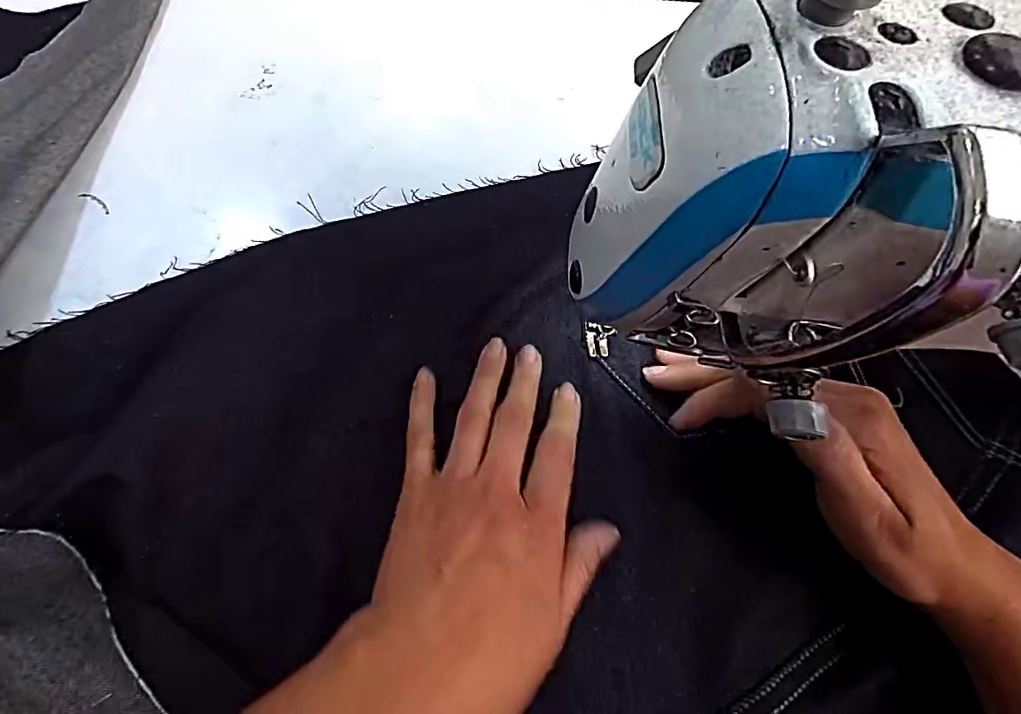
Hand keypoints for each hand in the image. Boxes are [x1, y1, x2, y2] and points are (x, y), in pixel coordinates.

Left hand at [250, 339, 618, 713]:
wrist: (414, 670)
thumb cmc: (489, 655)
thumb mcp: (552, 620)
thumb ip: (579, 565)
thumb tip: (606, 532)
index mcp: (536, 524)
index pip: (557, 453)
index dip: (564, 417)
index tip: (567, 392)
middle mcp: (497, 494)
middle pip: (517, 423)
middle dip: (526, 383)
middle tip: (531, 354)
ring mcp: (454, 488)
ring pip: (475, 419)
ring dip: (486, 380)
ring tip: (495, 350)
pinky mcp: (417, 494)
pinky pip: (420, 439)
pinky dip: (422, 406)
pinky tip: (426, 379)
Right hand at [643, 351, 1004, 610]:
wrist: (956, 565)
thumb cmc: (910, 553)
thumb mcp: (869, 515)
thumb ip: (827, 453)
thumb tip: (783, 406)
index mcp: (850, 413)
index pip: (765, 384)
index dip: (717, 394)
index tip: (681, 416)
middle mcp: (846, 394)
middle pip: (761, 369)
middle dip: (704, 369)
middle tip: (658, 370)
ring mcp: (844, 400)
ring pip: (765, 373)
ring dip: (715, 371)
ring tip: (674, 366)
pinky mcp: (839, 413)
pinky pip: (777, 387)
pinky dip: (737, 386)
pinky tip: (717, 387)